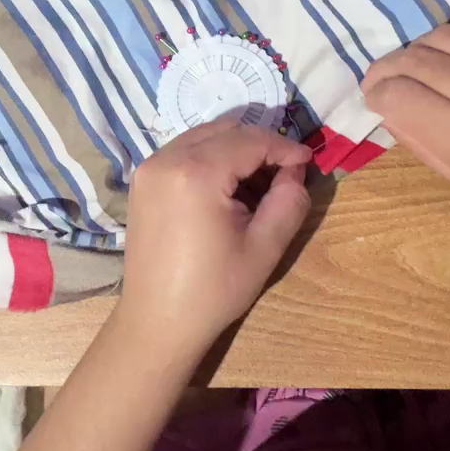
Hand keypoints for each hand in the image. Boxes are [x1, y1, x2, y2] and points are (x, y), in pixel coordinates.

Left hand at [118, 118, 313, 352]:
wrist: (156, 320)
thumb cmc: (213, 290)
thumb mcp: (264, 248)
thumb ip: (288, 201)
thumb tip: (295, 171)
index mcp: (194, 172)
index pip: (249, 140)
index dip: (283, 147)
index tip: (308, 162)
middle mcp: (166, 158)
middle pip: (224, 130)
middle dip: (259, 144)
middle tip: (286, 172)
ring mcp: (148, 167)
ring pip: (202, 136)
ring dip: (234, 148)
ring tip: (259, 181)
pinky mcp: (142, 180)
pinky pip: (183, 151)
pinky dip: (210, 157)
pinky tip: (227, 187)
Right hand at [360, 25, 449, 242]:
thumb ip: (424, 144)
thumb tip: (389, 109)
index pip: (397, 94)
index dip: (375, 93)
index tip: (373, 99)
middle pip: (415, 58)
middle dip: (387, 67)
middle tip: (383, 80)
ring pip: (446, 36)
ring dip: (420, 50)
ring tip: (417, 66)